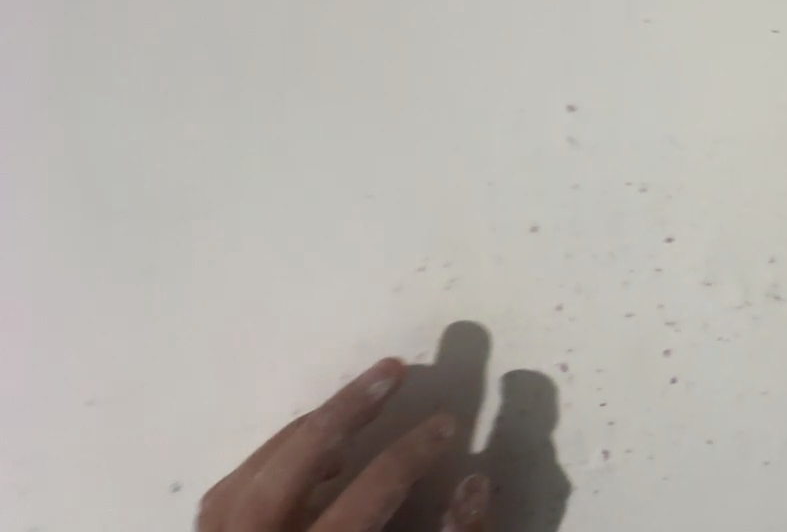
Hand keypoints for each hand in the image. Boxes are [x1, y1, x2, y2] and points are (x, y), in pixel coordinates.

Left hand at [198, 358, 489, 530]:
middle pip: (281, 480)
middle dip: (344, 415)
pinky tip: (312, 449)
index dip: (408, 456)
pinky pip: (224, 499)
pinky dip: (270, 460)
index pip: (361, 504)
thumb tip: (475, 484)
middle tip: (398, 369)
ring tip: (360, 397)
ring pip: (239, 485)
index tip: (450, 423)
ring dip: (304, 430)